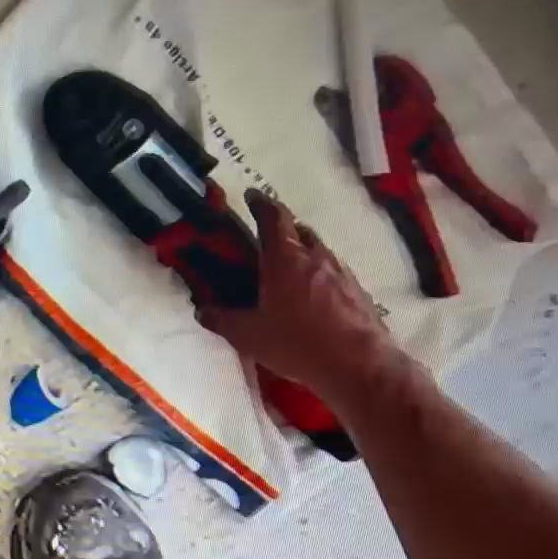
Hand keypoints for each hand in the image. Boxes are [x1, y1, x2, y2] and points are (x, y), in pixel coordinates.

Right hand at [197, 190, 405, 404]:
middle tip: (264, 240)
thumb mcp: (247, 335)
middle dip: (281, 229)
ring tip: (284, 270)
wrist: (355, 362)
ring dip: (300, 252)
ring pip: (317, 250)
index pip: (274, 219)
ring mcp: (340, 271)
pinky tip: (307, 296)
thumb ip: (222, 319)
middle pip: (299, 231)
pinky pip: (330, 271)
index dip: (261, 204)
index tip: (251, 196)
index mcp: (285, 261)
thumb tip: (202, 310)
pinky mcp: (355, 289)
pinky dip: (315, 273)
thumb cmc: (295, 342)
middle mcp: (315, 257)